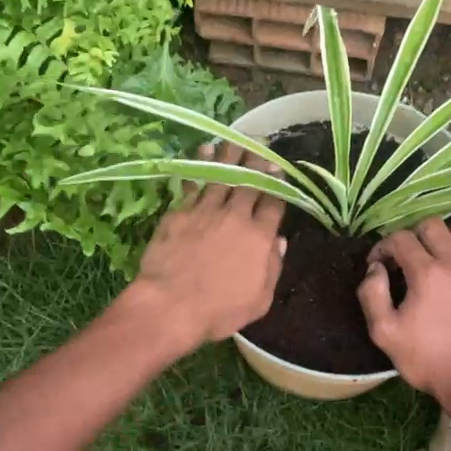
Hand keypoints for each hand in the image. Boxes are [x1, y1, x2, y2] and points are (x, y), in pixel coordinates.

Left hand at [124, 141, 286, 348]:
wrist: (171, 305)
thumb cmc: (219, 311)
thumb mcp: (259, 300)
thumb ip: (272, 268)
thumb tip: (279, 241)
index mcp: (259, 238)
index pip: (273, 204)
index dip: (278, 184)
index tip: (280, 168)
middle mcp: (235, 217)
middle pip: (249, 182)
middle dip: (257, 161)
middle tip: (260, 142)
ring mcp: (205, 212)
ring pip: (220, 176)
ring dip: (228, 156)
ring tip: (233, 140)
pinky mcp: (179, 214)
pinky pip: (192, 185)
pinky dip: (199, 167)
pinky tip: (201, 155)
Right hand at [359, 218, 450, 405]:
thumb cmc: (427, 360)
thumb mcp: (384, 333)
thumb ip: (372, 294)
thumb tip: (375, 268)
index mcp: (426, 272)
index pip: (400, 238)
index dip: (383, 247)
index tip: (379, 264)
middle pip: (432, 225)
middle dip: (413, 236)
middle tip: (407, 259)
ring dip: (444, 240)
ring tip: (436, 260)